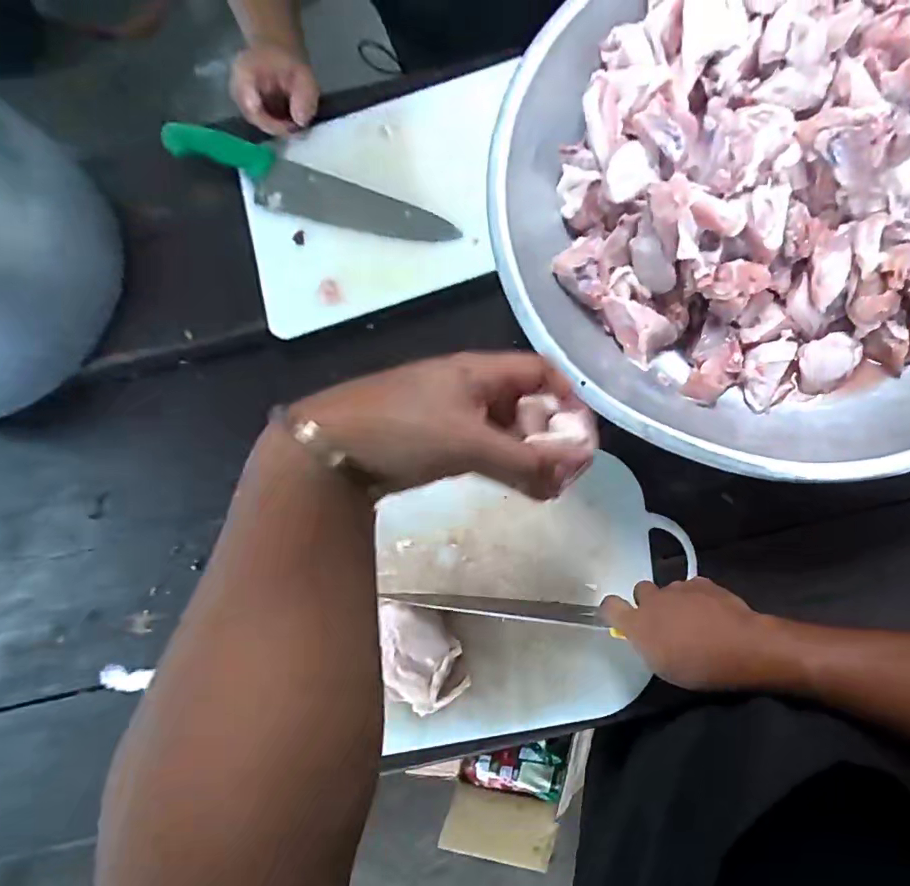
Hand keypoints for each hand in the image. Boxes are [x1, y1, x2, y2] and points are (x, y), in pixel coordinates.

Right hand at [230, 42, 318, 136]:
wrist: (276, 50)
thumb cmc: (290, 61)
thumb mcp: (304, 76)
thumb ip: (304, 97)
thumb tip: (300, 122)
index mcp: (245, 73)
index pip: (250, 105)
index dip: (271, 123)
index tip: (293, 127)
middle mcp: (237, 84)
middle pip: (251, 116)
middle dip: (276, 128)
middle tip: (298, 130)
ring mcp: (240, 94)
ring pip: (255, 120)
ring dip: (277, 128)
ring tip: (296, 126)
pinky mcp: (246, 101)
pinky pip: (259, 119)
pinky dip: (276, 125)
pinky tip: (290, 123)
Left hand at [292, 352, 596, 497]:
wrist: (327, 450)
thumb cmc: (403, 430)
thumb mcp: (470, 443)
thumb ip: (527, 458)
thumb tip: (579, 464)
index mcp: (480, 372)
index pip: (541, 370)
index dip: (568, 394)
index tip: (582, 431)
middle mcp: (473, 389)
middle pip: (531, 404)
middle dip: (554, 435)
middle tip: (569, 469)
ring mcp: (458, 416)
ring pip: (513, 432)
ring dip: (536, 458)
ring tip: (553, 488)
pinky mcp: (445, 442)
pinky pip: (492, 451)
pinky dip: (514, 469)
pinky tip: (530, 491)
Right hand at [602, 579, 786, 691]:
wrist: (740, 646)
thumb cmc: (698, 668)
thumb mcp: (663, 667)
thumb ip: (649, 645)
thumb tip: (648, 636)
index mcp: (639, 624)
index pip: (610, 606)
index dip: (614, 610)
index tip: (622, 619)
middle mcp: (655, 600)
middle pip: (641, 590)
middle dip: (649, 602)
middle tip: (664, 621)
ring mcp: (680, 588)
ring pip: (669, 588)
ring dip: (675, 600)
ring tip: (694, 619)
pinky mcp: (703, 582)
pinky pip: (692, 587)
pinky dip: (697, 596)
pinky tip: (711, 611)